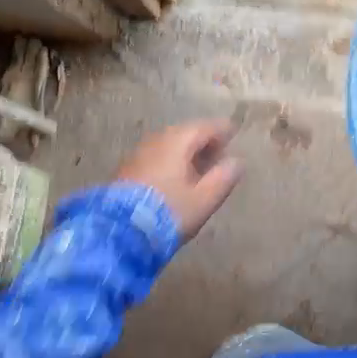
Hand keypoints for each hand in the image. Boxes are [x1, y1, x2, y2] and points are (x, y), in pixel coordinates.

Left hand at [114, 121, 242, 240]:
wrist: (120, 230)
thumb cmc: (169, 212)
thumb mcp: (204, 199)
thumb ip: (223, 178)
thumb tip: (236, 161)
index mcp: (178, 141)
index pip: (205, 127)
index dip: (222, 131)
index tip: (233, 135)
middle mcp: (156, 140)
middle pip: (185, 133)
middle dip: (203, 142)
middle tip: (218, 155)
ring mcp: (138, 153)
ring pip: (169, 145)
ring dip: (186, 152)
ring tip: (199, 169)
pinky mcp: (127, 168)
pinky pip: (156, 156)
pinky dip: (170, 161)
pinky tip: (175, 178)